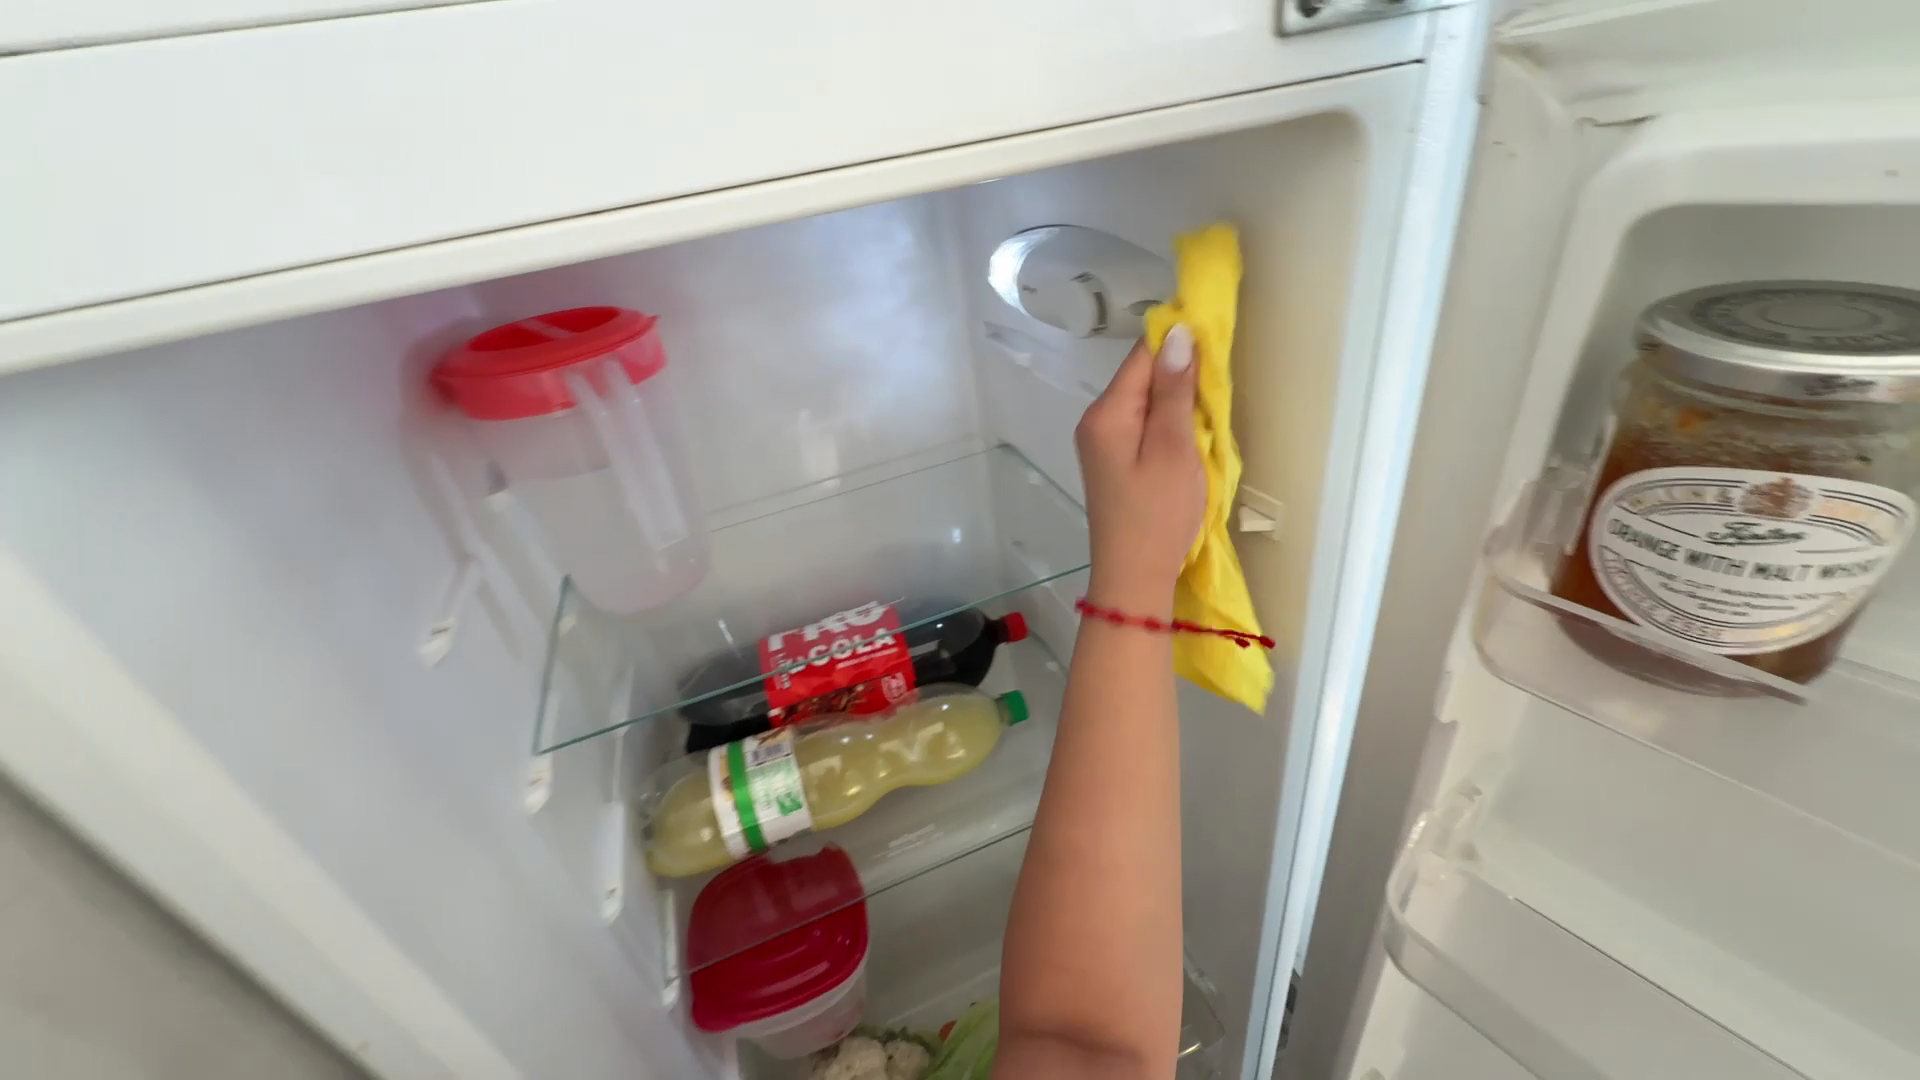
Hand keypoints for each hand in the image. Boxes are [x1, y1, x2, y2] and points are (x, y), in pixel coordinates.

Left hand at [1074, 326, 1205, 618]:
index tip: (1217, 345)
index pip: (1142, 356)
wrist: (1133, 576)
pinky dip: (1166, 428)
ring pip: (1144, 403)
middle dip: (1179, 377)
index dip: (1178, 345)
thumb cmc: (1157, 514)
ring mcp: (1101, 443)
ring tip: (1207, 420)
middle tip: (1218, 393)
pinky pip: (1141, 427)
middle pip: (1141, 378)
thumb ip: (1174, 391)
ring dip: (1176, 405)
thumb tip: (1178, 334)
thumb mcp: (1173, 449)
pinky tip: (1187, 443)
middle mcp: (1095, 421)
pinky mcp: (1112, 463)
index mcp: (1106, 413)